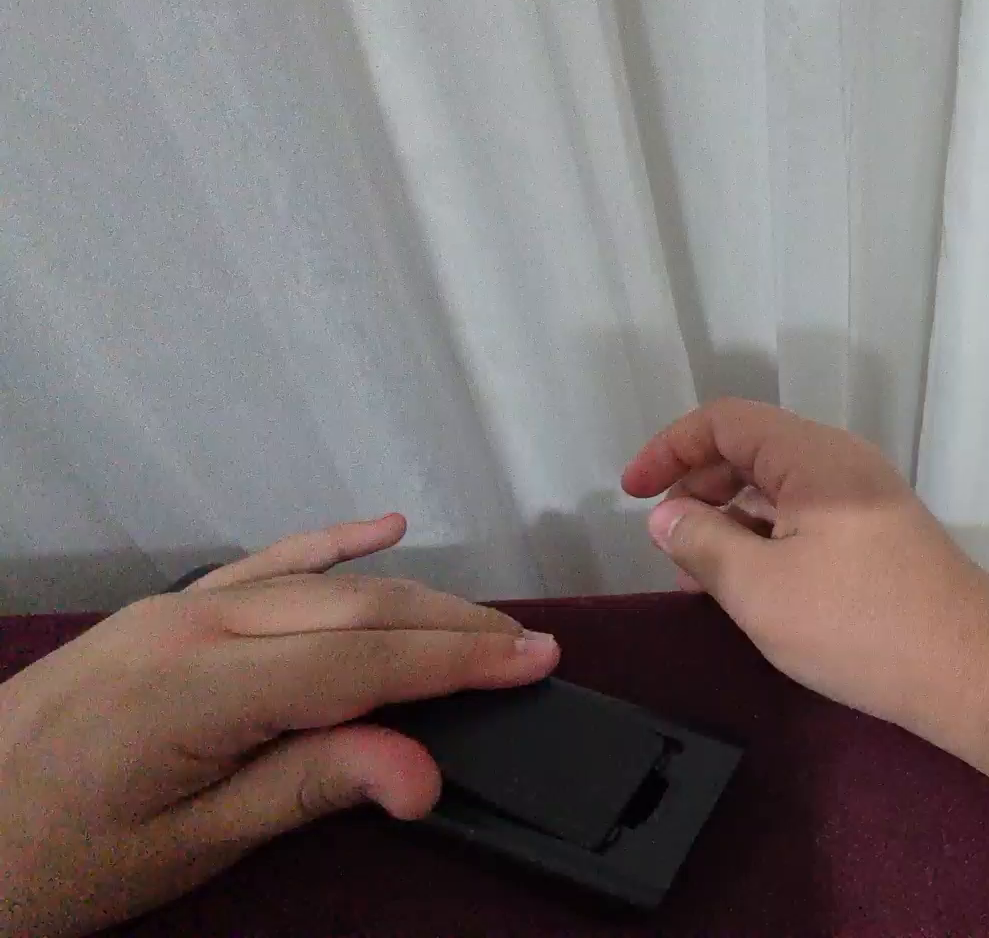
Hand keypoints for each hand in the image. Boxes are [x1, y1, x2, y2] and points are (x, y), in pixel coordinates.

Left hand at [0, 515, 559, 937]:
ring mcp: (184, 605)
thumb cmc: (47, 865)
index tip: (536, 660)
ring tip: (488, 626)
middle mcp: (195, 626)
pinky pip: (273, 560)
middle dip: (460, 629)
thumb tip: (425, 779)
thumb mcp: (183, 849)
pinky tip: (389, 526)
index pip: (362, 663)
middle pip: (364, 611)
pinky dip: (338, 541)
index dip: (460, 662)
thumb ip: (313, 788)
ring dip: (424, 602)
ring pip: (336, 587)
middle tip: (532, 646)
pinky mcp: (175, 605)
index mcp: (191, 692)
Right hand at [622, 399, 988, 742]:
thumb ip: (703, 543)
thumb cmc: (858, 624)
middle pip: (754, 450)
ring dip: (733, 517)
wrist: (969, 666)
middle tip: (667, 541)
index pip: (727, 421)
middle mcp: (843, 463)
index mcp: (814, 456)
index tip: (632, 493)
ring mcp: (866, 498)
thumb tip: (666, 515)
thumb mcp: (761, 588)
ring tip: (700, 569)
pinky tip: (751, 578)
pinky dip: (769, 536)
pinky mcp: (879, 533)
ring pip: (781, 487)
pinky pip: (808, 515)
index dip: (671, 448)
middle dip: (700, 486)